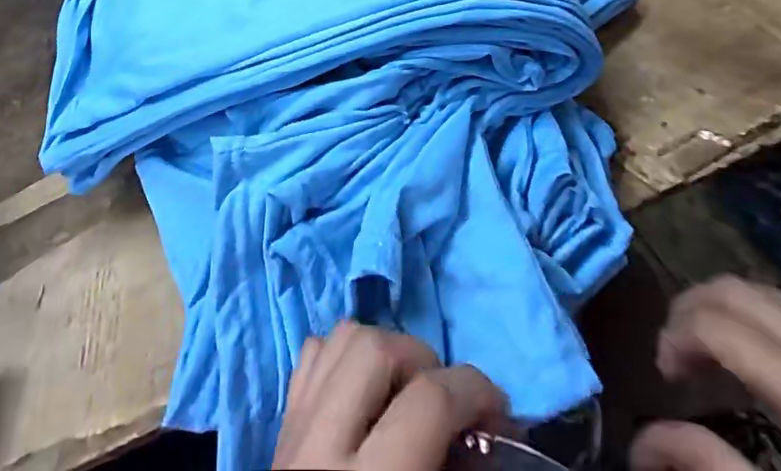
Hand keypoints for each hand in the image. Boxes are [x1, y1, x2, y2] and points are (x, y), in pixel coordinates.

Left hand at [272, 321, 505, 470]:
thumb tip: (488, 435)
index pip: (427, 401)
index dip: (476, 390)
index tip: (499, 409)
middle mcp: (323, 442)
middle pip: (374, 349)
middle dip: (423, 359)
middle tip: (448, 399)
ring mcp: (295, 426)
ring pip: (339, 338)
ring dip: (384, 348)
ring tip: (410, 387)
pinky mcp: (281, 422)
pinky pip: (313, 355)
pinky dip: (345, 356)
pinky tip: (369, 389)